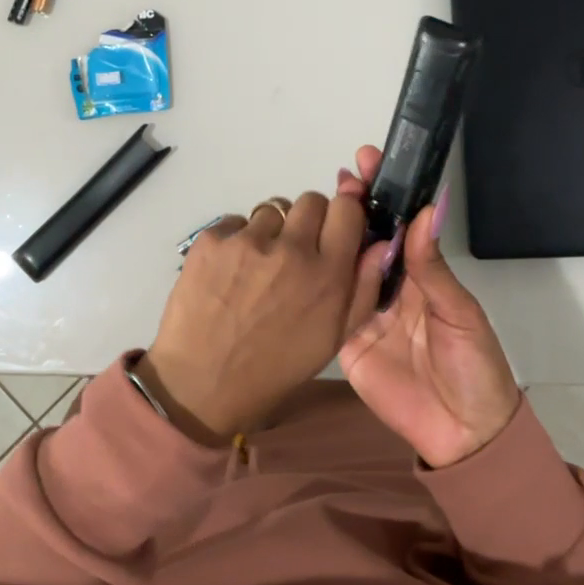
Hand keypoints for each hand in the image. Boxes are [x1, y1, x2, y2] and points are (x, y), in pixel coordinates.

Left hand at [140, 191, 373, 445]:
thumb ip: (364, 287)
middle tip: (295, 250)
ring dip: (271, 231)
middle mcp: (291, 249)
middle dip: (308, 220)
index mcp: (327, 274)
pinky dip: (236, 240)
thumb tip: (380, 242)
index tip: (334, 231)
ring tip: (257, 267)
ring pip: (271, 211)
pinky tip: (229, 272)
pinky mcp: (212, 240)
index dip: (343, 216)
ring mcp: (248, 241)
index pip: (348, 208)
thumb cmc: (276, 368)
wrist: (203, 384)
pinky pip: (235, 222)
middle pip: (311, 200)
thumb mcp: (334, 339)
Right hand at [337, 145, 520, 467]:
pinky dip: (319, 280)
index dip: (386, 195)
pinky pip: (329, 306)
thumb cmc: (475, 367)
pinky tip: (306, 252)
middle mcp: (389, 286)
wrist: (461, 434)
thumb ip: (432, 268)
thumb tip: (423, 211)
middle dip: (355, 206)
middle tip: (344, 177)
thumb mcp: (460, 313)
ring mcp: (363, 311)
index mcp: (421, 276)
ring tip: (325, 202)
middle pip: (366, 239)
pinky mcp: (344, 339)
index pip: (398, 227)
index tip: (371, 162)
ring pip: (343, 266)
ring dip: (335, 234)